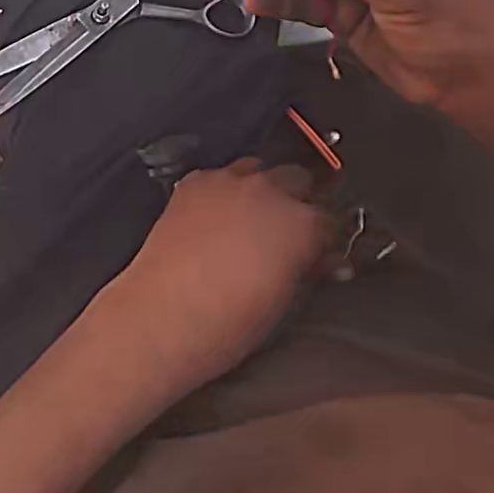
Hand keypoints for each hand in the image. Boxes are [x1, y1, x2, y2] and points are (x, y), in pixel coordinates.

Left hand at [108, 159, 332, 383]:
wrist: (163, 316)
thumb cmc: (228, 323)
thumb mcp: (284, 302)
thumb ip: (308, 269)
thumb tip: (324, 260)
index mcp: (300, 223)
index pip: (330, 218)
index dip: (327, 235)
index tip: (322, 247)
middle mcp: (268, 191)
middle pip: (297, 179)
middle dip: (298, 200)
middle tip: (289, 229)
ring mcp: (228, 181)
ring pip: (258, 170)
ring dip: (261, 188)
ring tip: (251, 217)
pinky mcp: (195, 182)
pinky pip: (220, 175)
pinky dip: (224, 190)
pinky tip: (216, 215)